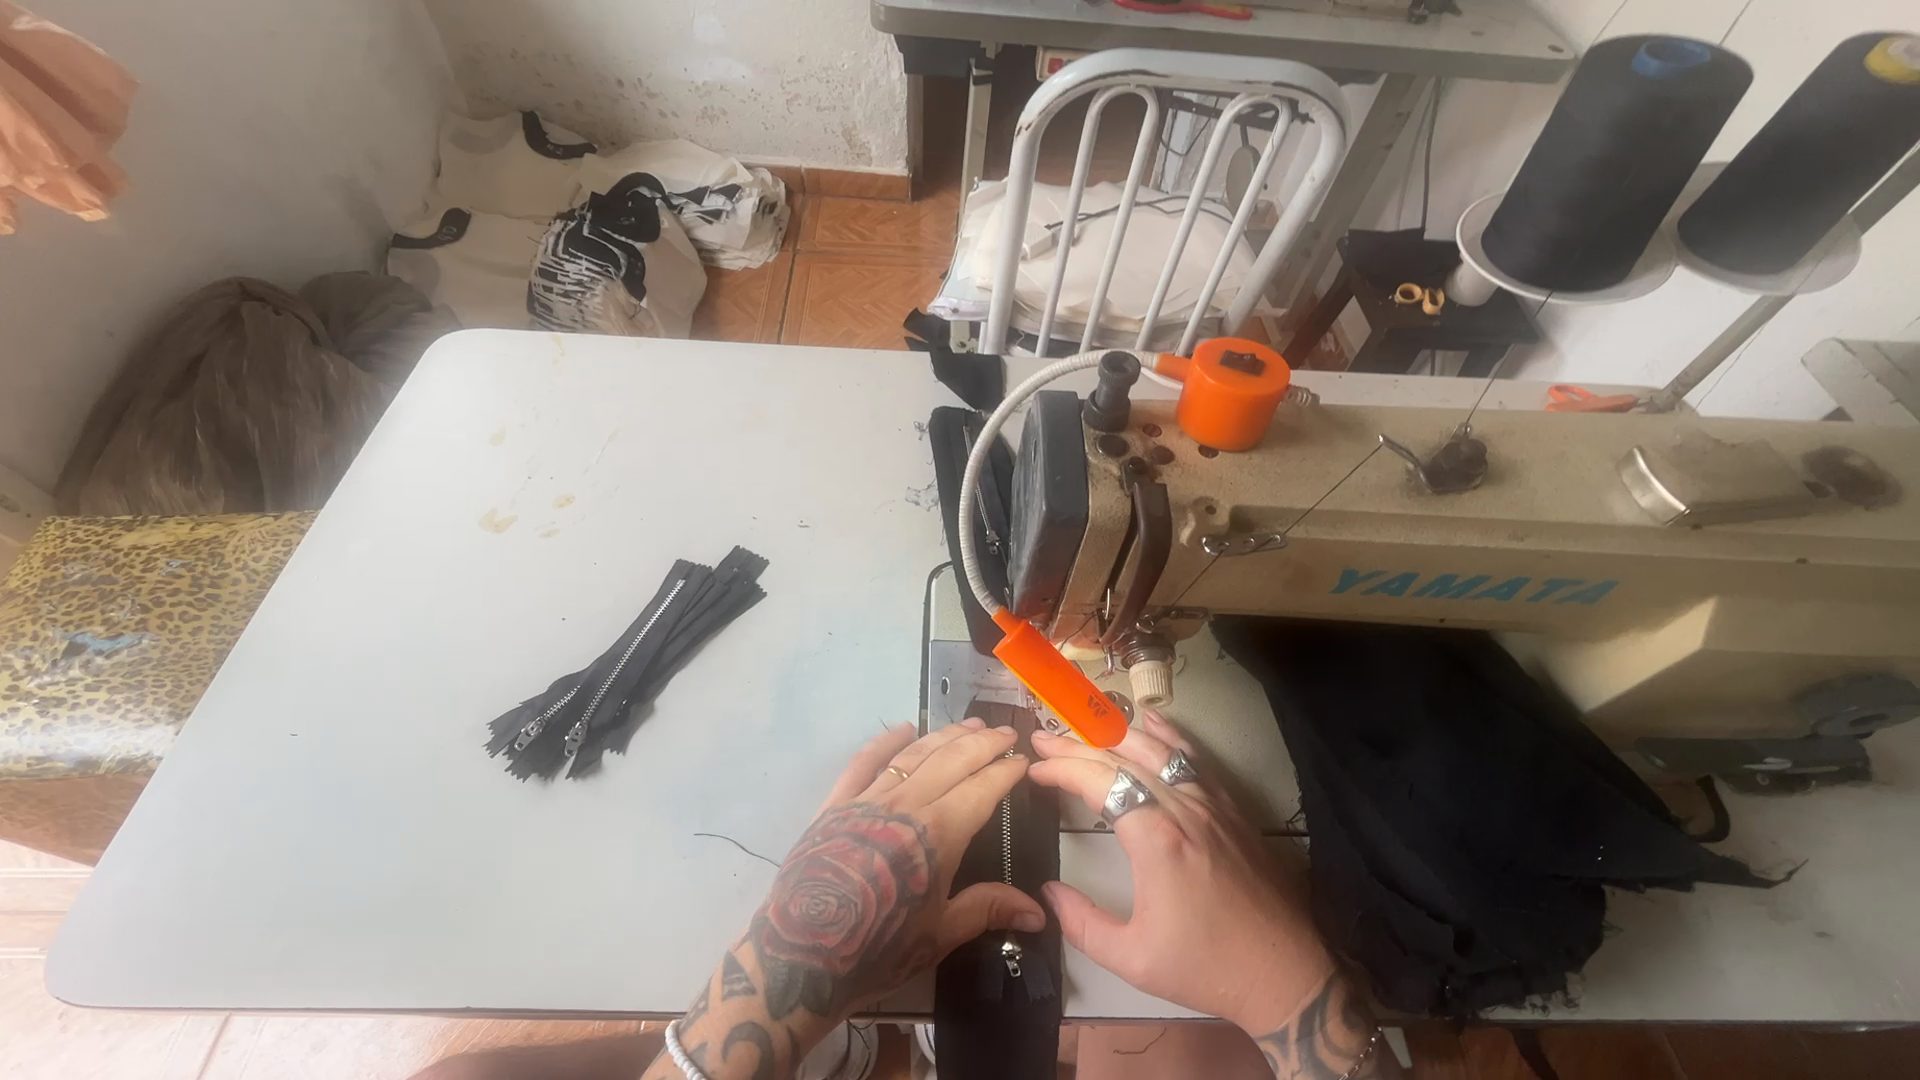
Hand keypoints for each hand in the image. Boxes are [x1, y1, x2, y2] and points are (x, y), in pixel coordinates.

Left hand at [646, 720, 1045, 1079]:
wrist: (799, 958)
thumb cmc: (876, 949)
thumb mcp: (939, 935)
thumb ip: (987, 909)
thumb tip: (1039, 912)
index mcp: (938, 833)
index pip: (982, 788)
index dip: (1006, 771)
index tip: (1024, 759)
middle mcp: (906, 804)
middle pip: (952, 759)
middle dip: (983, 742)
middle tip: (1006, 731)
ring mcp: (868, 799)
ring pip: (914, 754)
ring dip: (945, 735)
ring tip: (969, 724)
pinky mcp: (836, 803)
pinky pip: (864, 761)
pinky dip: (885, 741)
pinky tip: (903, 728)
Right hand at [1029, 710, 1382, 1078]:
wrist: (1287, 972)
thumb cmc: (1207, 966)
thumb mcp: (1132, 959)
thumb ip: (1081, 923)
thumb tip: (1047, 892)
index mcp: (1155, 838)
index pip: (1098, 781)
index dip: (1061, 769)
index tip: (1034, 770)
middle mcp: (1182, 807)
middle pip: (1122, 757)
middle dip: (1077, 744)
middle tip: (1043, 740)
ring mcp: (1210, 802)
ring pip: (1157, 749)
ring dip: (1114, 733)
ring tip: (1081, 728)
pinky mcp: (1229, 807)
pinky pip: (1193, 757)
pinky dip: (1166, 735)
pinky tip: (1149, 721)